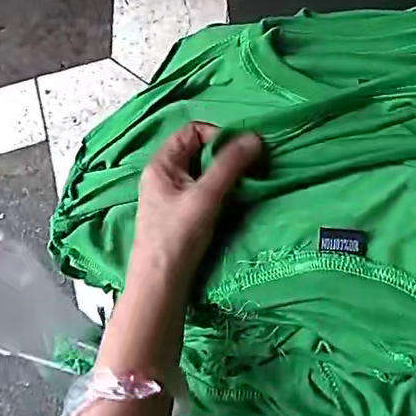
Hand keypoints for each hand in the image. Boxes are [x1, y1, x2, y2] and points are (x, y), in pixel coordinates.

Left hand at [130, 122, 263, 285]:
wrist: (161, 284)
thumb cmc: (177, 237)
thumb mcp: (205, 196)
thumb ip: (230, 166)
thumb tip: (255, 138)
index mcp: (162, 164)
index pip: (193, 131)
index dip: (218, 135)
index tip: (241, 151)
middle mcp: (165, 175)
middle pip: (200, 150)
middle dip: (226, 155)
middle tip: (250, 166)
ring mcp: (173, 195)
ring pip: (204, 171)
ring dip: (226, 174)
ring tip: (246, 183)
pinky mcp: (182, 214)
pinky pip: (205, 190)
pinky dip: (221, 190)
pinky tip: (234, 200)